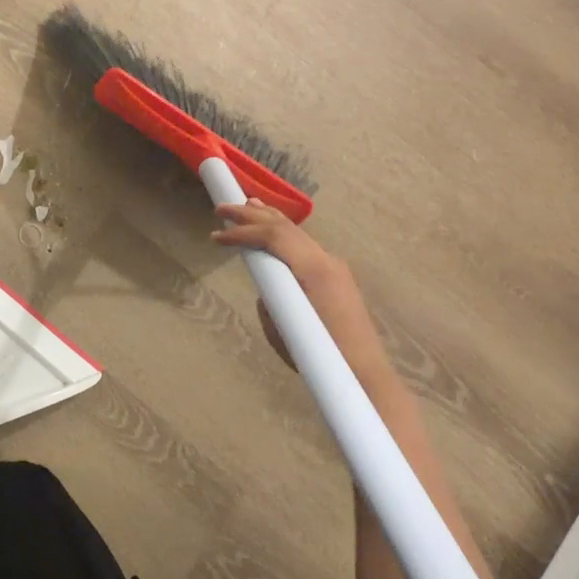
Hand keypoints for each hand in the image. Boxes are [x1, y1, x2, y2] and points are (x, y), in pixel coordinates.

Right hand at [211, 199, 382, 369]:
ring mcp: (335, 268)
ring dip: (270, 220)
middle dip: (253, 215)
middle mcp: (327, 261)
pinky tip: (275, 234)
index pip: (274, 237)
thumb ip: (269, 298)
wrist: (363, 373)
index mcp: (314, 270)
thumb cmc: (318, 354)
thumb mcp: (279, 327)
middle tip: (223, 207)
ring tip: (249, 205)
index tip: (215, 236)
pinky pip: (304, 247)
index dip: (242, 232)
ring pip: (298, 234)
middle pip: (286, 227)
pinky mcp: (336, 278)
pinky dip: (284, 236)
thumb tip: (268, 287)